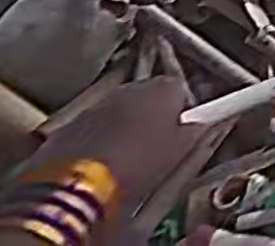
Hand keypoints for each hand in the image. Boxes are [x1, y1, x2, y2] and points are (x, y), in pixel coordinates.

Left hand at [27, 78, 203, 207]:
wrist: (76, 187)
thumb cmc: (134, 168)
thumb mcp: (175, 156)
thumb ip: (193, 135)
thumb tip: (200, 129)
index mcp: (164, 88)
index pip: (182, 92)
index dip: (183, 114)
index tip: (182, 134)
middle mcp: (133, 86)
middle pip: (151, 98)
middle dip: (153, 118)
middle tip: (155, 149)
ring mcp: (101, 102)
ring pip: (122, 111)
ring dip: (126, 127)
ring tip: (126, 160)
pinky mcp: (73, 122)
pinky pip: (95, 125)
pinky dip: (99, 138)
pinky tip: (100, 164)